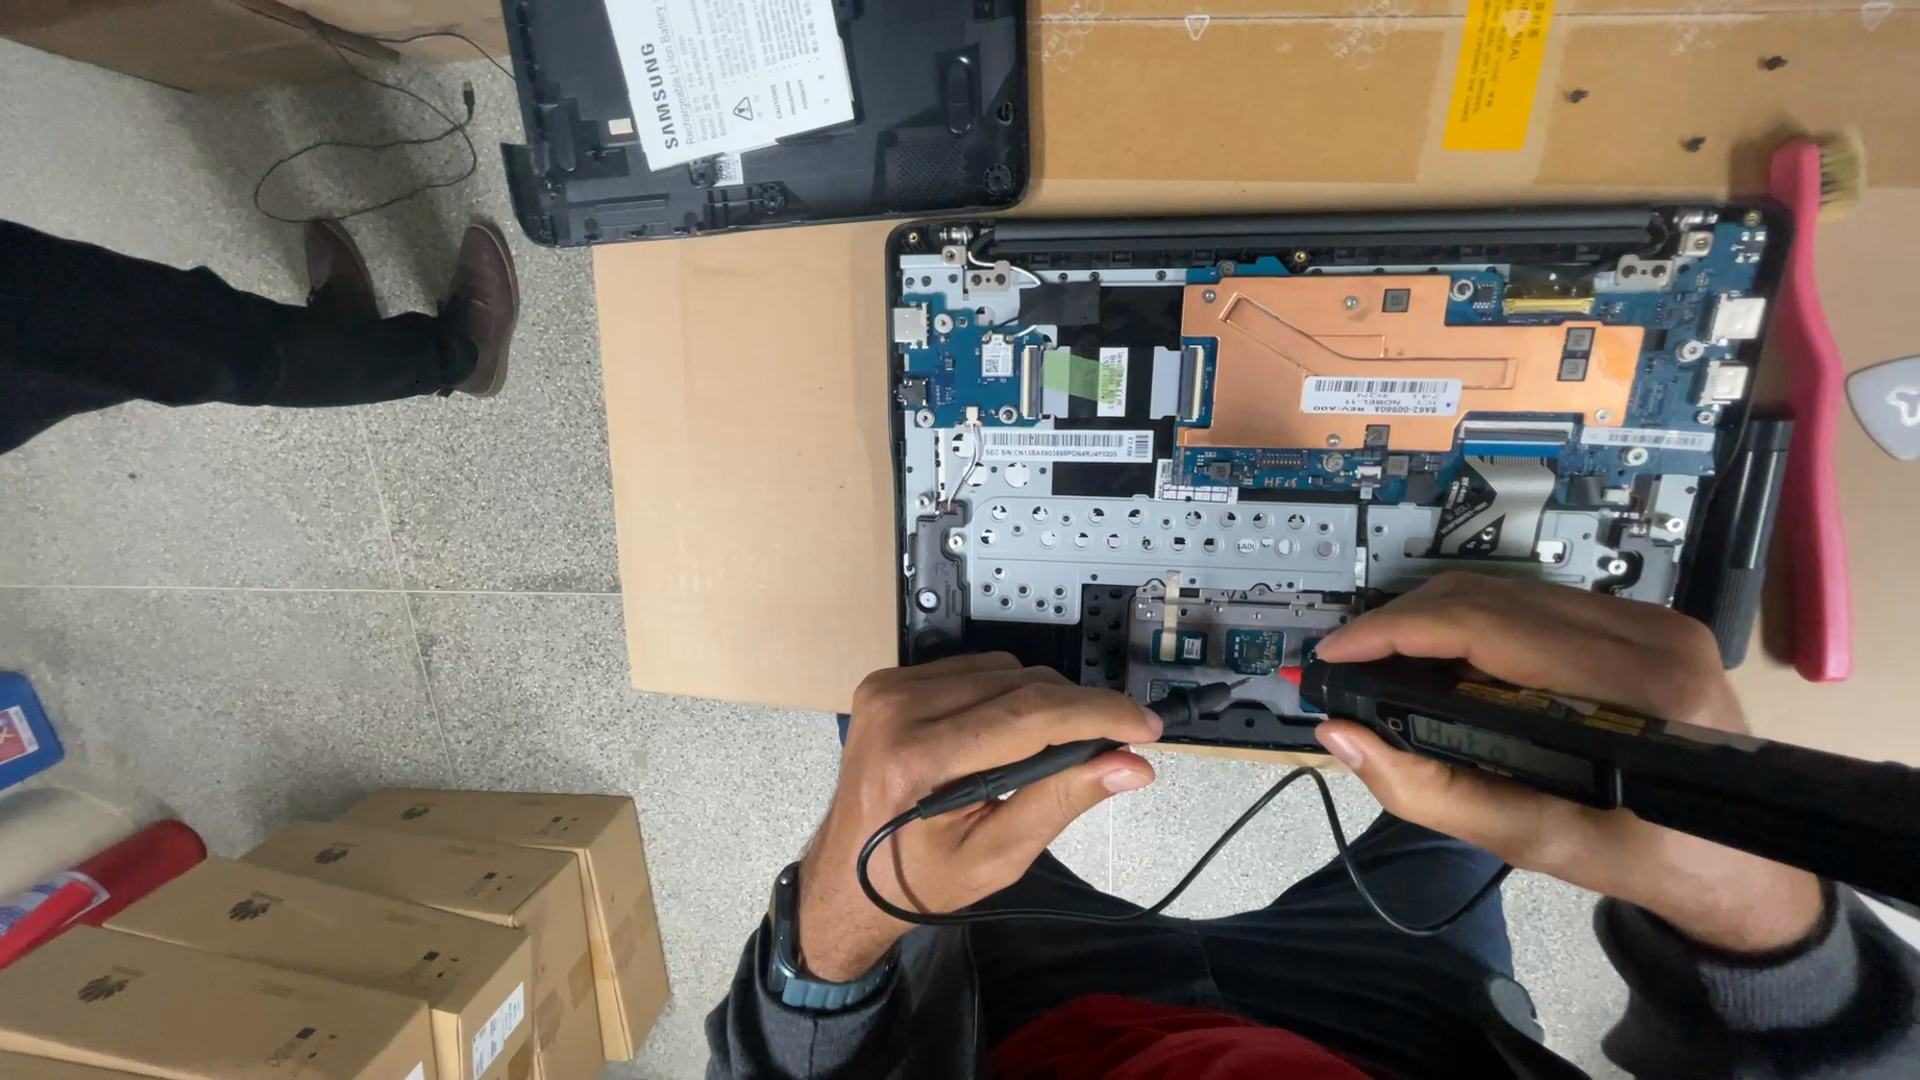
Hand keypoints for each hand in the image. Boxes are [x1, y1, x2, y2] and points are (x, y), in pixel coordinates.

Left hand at [797, 654, 1160, 978]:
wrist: (844, 876)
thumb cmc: (918, 881)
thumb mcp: (997, 857)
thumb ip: (1062, 800)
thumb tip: (1132, 764)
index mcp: (919, 760)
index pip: (1028, 715)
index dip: (1097, 713)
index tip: (1145, 725)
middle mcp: (898, 708)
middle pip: (1019, 683)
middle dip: (1078, 708)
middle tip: (1113, 743)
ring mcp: (888, 688)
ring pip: (1001, 668)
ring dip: (1042, 699)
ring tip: (1057, 743)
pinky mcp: (887, 680)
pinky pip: (972, 667)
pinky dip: (1005, 691)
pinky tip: (1010, 728)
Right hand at [1313, 572, 1824, 953]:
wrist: (1745, 864)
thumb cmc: (1640, 857)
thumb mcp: (1529, 841)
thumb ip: (1427, 790)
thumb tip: (1339, 733)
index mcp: (1632, 688)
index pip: (1481, 624)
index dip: (1393, 630)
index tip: (1335, 654)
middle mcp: (1646, 634)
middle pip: (1482, 594)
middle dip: (1399, 623)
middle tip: (1352, 662)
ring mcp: (1649, 619)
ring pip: (1497, 589)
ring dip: (1428, 619)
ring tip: (1387, 661)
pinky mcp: (1640, 618)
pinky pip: (1524, 599)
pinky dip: (1466, 621)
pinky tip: (1444, 658)